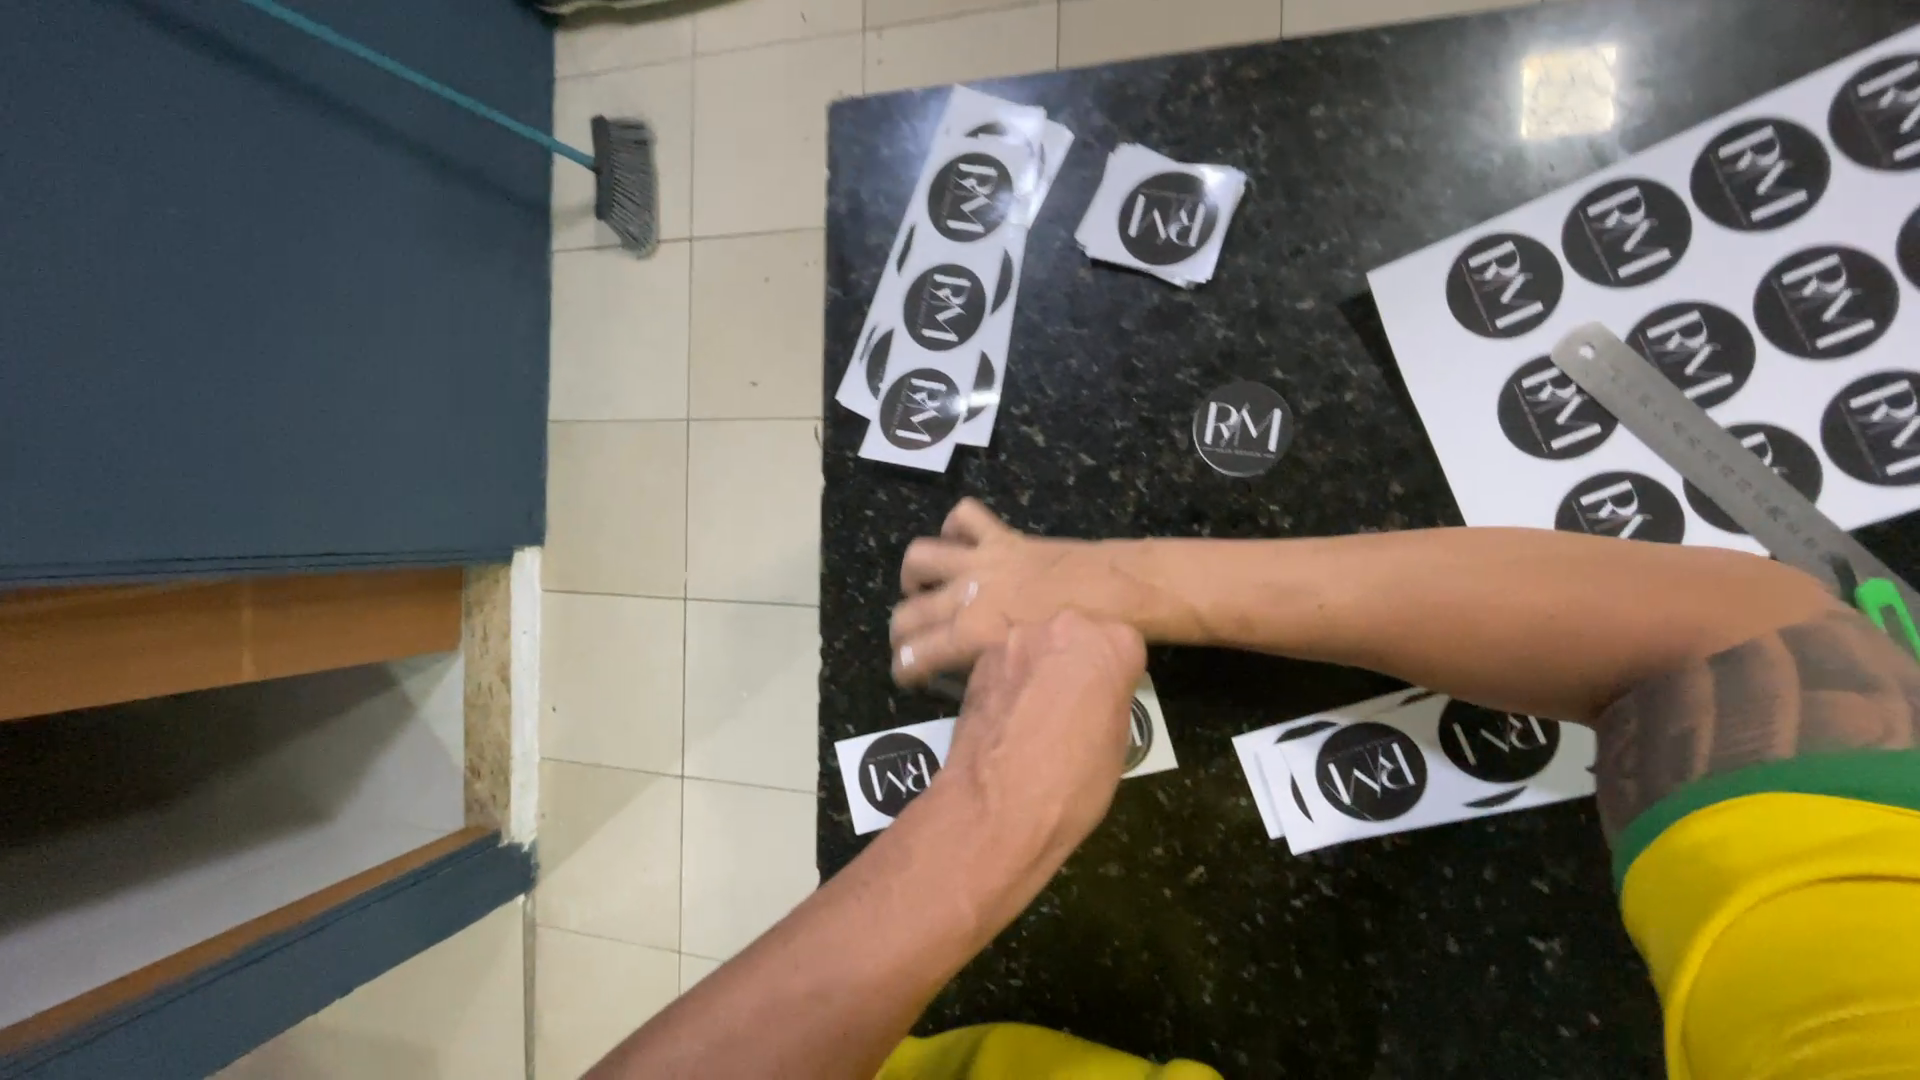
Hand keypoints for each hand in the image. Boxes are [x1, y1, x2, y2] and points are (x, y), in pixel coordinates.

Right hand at [891, 499, 1141, 684]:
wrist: (1116, 591)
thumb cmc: (1082, 639)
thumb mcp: (1031, 665)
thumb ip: (993, 666)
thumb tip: (976, 670)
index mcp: (975, 635)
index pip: (915, 655)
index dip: (903, 669)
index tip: (907, 674)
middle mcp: (969, 595)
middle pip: (908, 613)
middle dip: (900, 633)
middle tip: (911, 642)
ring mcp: (983, 561)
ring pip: (921, 557)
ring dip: (914, 574)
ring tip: (922, 586)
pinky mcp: (1002, 536)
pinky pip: (964, 516)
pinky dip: (955, 526)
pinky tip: (960, 544)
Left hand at [939, 610, 1147, 861]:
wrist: (998, 807)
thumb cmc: (1075, 782)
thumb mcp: (1117, 741)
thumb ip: (1108, 698)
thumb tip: (1092, 694)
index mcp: (1112, 643)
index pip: (1122, 645)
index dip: (1113, 675)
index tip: (1105, 700)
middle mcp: (1064, 626)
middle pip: (1074, 636)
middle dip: (1073, 662)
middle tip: (1070, 705)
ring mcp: (1016, 639)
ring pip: (1035, 647)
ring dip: (1037, 670)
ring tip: (1031, 715)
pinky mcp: (979, 659)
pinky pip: (1003, 664)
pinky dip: (1007, 683)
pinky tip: (1005, 718)